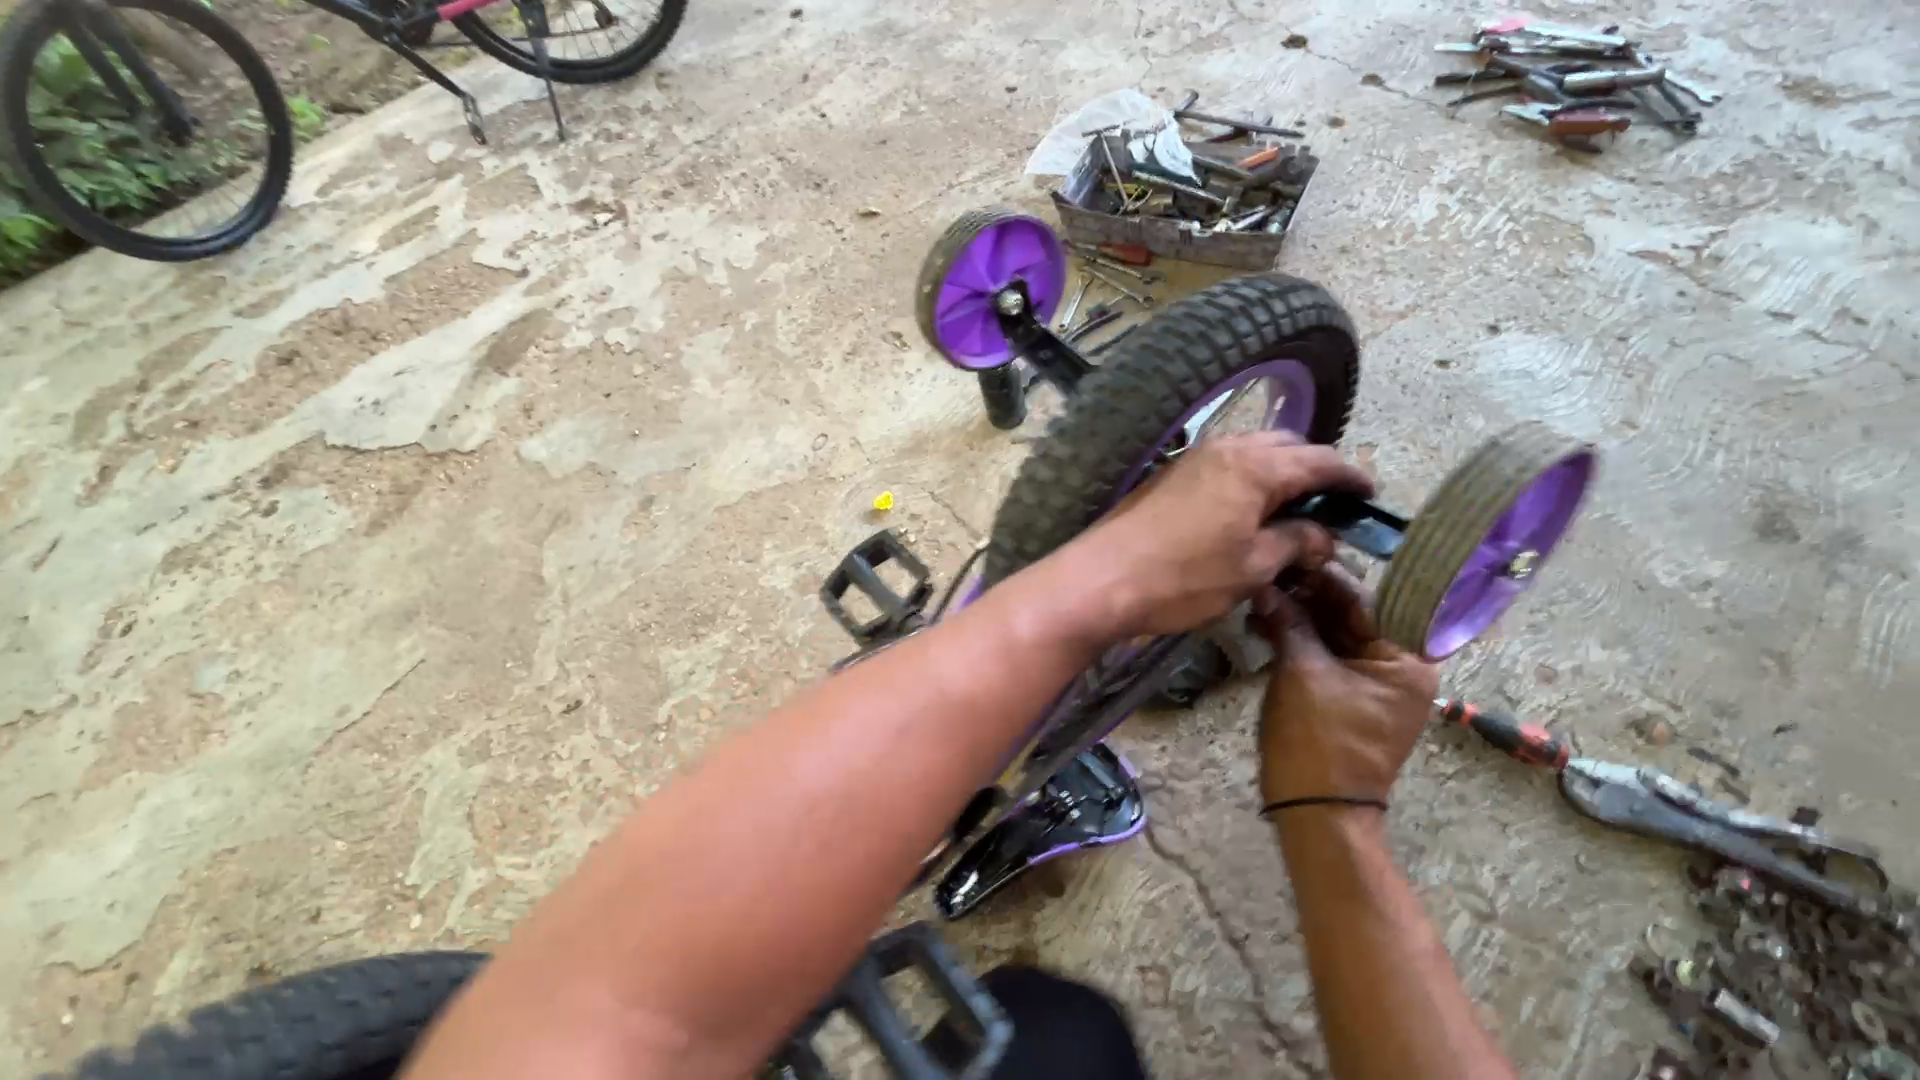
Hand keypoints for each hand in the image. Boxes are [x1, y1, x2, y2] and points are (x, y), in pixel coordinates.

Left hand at [1069, 432, 1373, 637]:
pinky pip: (1224, 466)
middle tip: (1331, 505)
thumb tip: (1323, 536)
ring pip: (1251, 453)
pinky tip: (1248, 512)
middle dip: (1314, 469)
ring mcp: (1192, 459)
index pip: (1319, 460)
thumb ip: (1295, 543)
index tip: (1370, 495)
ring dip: (1278, 473)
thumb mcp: (1252, 567)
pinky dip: (1247, 480)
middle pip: (1285, 447)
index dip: (1350, 477)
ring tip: (1292, 510)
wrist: (1101, 579)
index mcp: (1255, 466)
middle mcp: (1226, 449)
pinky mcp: (1169, 476)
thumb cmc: (1184, 577)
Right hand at [1255, 568, 1438, 805]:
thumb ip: (1288, 622)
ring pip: (1335, 636)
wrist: (1316, 812)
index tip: (1287, 555)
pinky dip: (1299, 642)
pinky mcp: (1349, 699)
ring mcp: (1374, 686)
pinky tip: (1266, 625)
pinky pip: (1327, 658)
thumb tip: (1266, 585)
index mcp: (1407, 659)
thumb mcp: (1301, 673)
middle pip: (1351, 616)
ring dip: (1298, 618)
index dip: (1322, 577)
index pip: (1364, 600)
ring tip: (1260, 598)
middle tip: (1267, 575)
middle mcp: (1399, 668)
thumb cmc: (1317, 740)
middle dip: (1307, 598)